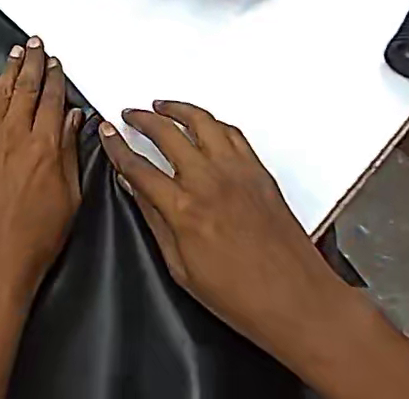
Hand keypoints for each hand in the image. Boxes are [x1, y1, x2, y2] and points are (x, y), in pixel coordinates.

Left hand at [0, 37, 83, 301]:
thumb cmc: (37, 237)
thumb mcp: (70, 197)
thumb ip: (71, 151)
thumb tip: (75, 118)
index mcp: (46, 145)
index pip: (53, 99)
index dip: (56, 77)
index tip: (57, 62)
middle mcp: (17, 135)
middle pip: (28, 88)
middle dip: (34, 62)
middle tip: (37, 42)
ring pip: (2, 93)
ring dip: (10, 69)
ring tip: (17, 50)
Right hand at [99, 102, 349, 369]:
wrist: (300, 304)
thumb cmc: (245, 298)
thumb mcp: (182, 268)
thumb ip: (154, 220)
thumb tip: (133, 189)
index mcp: (184, 210)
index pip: (138, 166)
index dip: (117, 146)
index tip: (109, 133)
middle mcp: (208, 182)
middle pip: (164, 132)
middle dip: (141, 117)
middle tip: (131, 114)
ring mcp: (236, 171)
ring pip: (199, 120)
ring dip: (175, 108)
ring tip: (161, 105)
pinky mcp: (258, 170)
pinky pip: (231, 132)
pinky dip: (211, 121)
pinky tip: (203, 122)